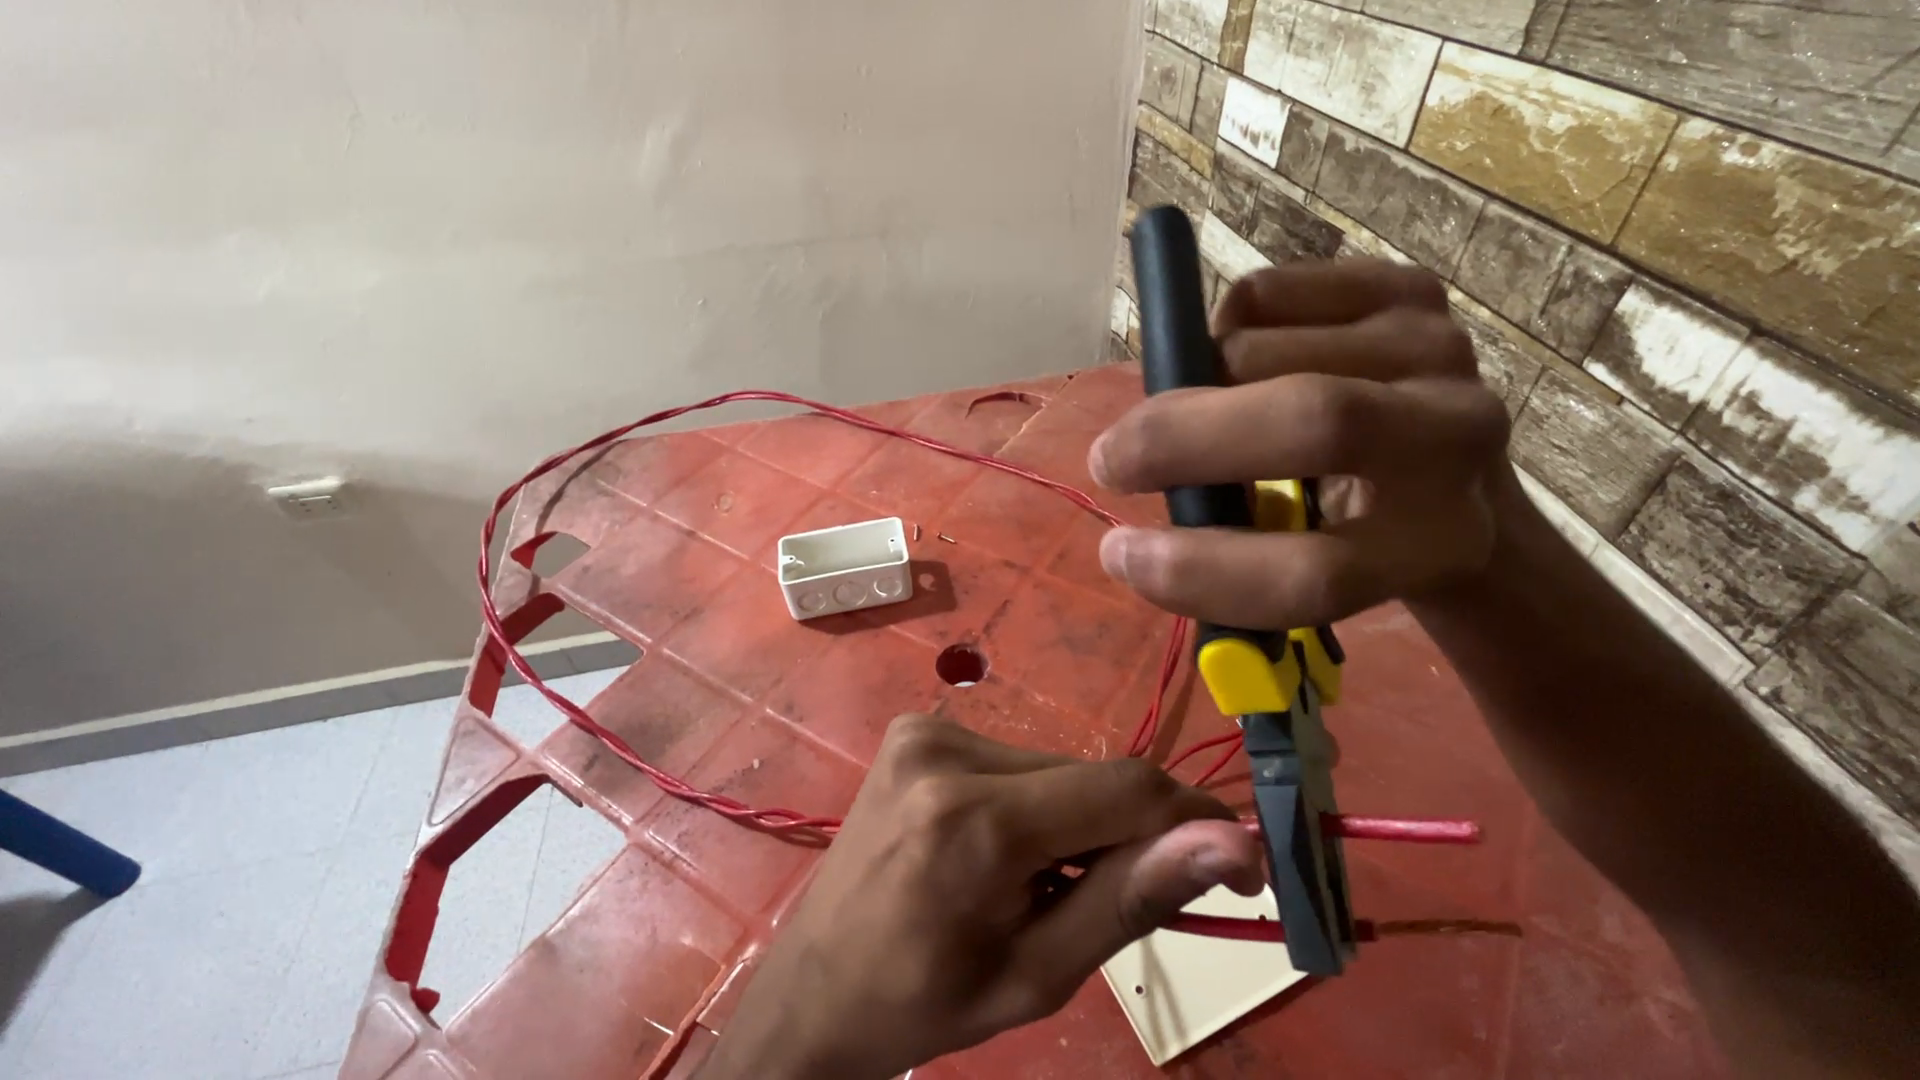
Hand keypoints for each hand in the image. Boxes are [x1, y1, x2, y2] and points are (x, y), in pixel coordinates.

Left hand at [698, 715, 1264, 1079]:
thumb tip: (1230, 842)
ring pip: (1057, 766)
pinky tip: (1003, 850)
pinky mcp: (915, 729)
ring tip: (1039, 883)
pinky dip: (1034, 802)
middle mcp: (948, 753)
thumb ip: (1131, 898)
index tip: (1238, 868)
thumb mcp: (1038, 974)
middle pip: (1091, 776)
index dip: (1193, 822)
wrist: (814, 987)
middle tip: (1107, 899)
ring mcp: (924, 732)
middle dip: (1124, 833)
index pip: (1125, 789)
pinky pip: (1015, 759)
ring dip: (1076, 819)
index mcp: (976, 824)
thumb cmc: (926, 1000)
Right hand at [1089, 260, 1511, 627]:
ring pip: (1266, 349)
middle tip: (1111, 461)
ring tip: (1193, 414)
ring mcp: (1439, 349)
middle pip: (1313, 420)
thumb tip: (1143, 506)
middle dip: (1182, 438)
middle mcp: (1459, 439)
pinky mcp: (1408, 288)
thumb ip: (1238, 556)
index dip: (1202, 570)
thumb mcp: (1305, 567)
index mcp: (1435, 544)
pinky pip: (1266, 294)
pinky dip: (1220, 327)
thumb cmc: (1350, 530)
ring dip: (1193, 387)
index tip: (1120, 554)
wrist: (1440, 462)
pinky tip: (1232, 363)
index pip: (1314, 572)